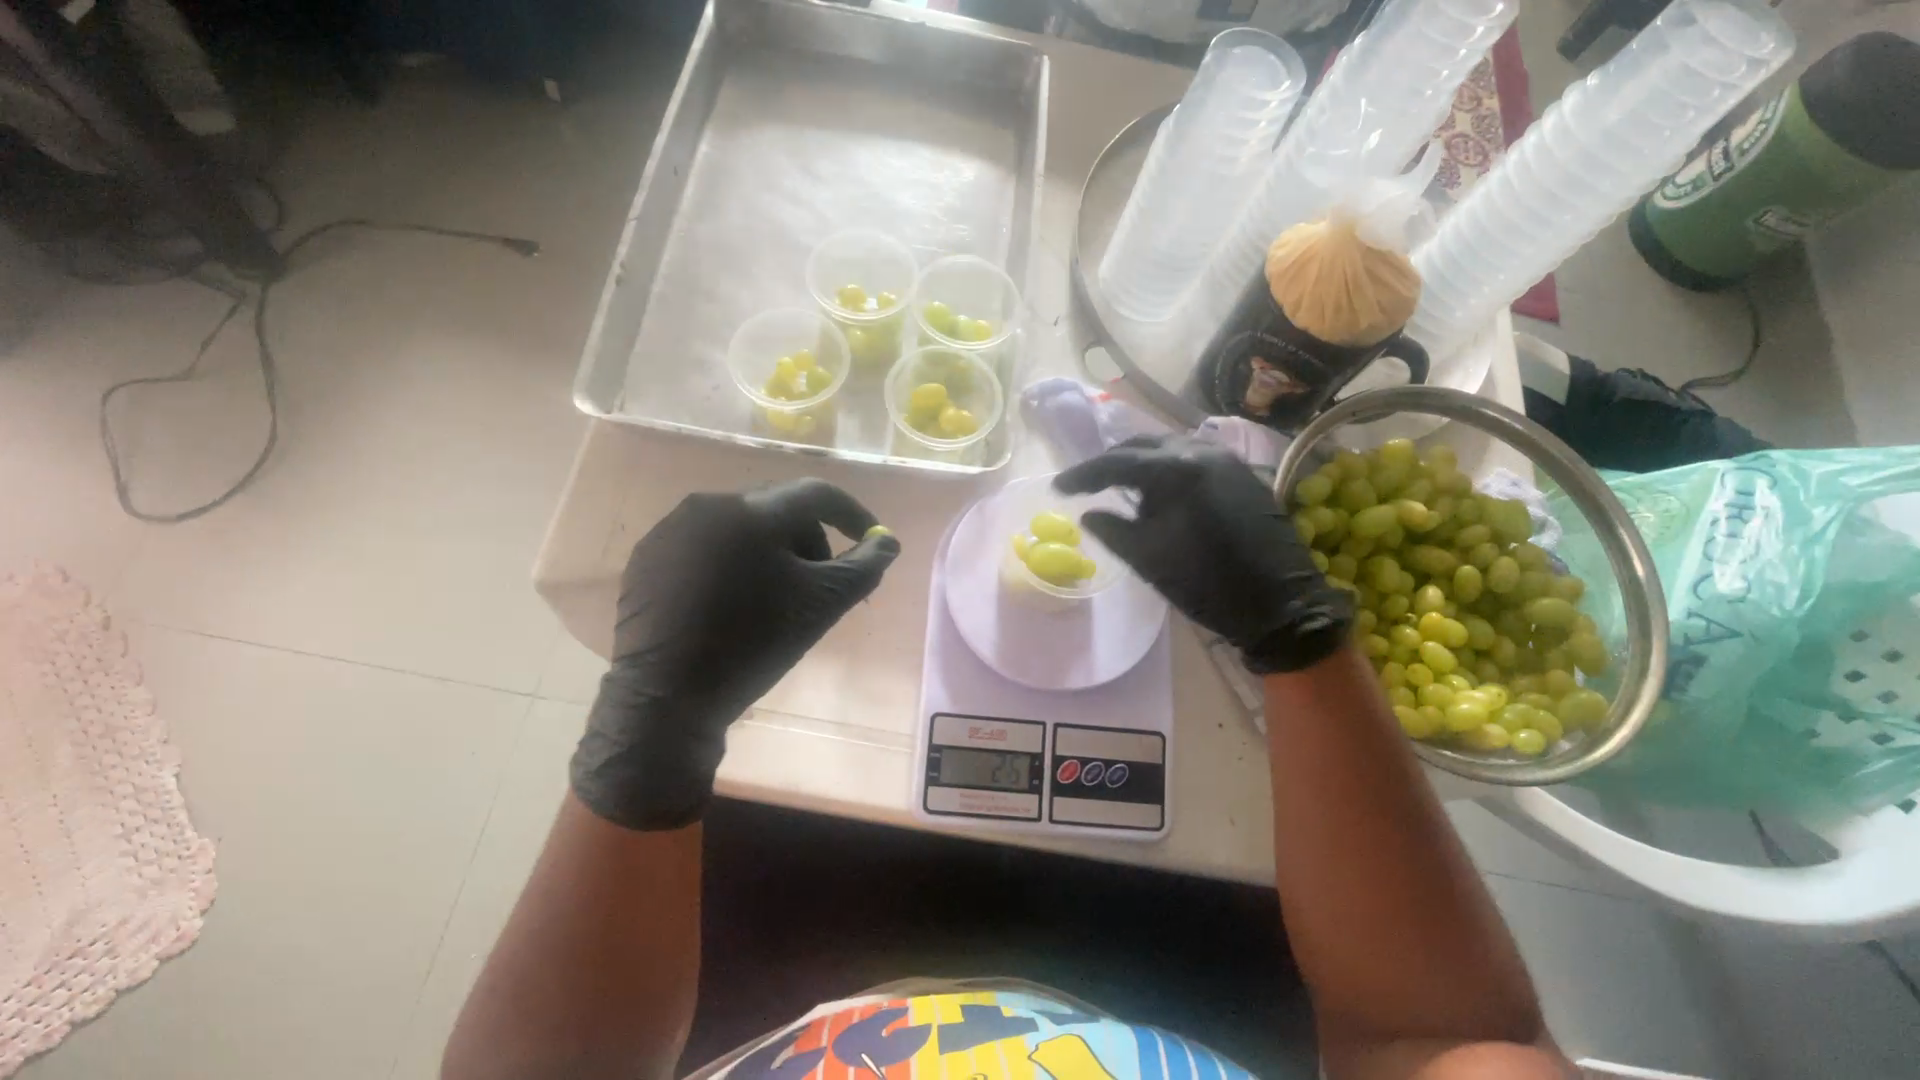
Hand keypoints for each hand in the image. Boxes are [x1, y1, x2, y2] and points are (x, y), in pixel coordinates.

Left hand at [571, 479, 900, 829]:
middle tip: (821, 580)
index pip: (818, 493)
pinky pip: (704, 544)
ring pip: (740, 525)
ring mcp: (672, 528)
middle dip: (809, 538)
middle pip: (778, 507)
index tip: (869, 541)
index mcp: (754, 510)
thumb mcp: (822, 606)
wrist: (665, 694)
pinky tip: (731, 602)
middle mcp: (710, 504)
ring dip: (769, 550)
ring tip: (775, 596)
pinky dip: (730, 562)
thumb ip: (863, 566)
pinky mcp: (648, 556)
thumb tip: (886, 541)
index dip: (852, 514)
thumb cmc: (753, 644)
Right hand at [1055, 435, 1350, 673]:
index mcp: (1177, 469)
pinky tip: (1159, 497)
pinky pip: (1195, 462)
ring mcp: (1229, 462)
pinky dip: (1169, 473)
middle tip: (1086, 485)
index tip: (1057, 488)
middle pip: (1144, 446)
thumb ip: (1113, 529)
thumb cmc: (1208, 584)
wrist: (1282, 604)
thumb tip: (1089, 513)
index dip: (1083, 475)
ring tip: (1119, 490)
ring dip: (1141, 467)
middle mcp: (1203, 452)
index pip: (1117, 462)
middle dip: (1111, 464)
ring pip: (1171, 451)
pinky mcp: (1244, 477)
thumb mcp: (1149, 559)